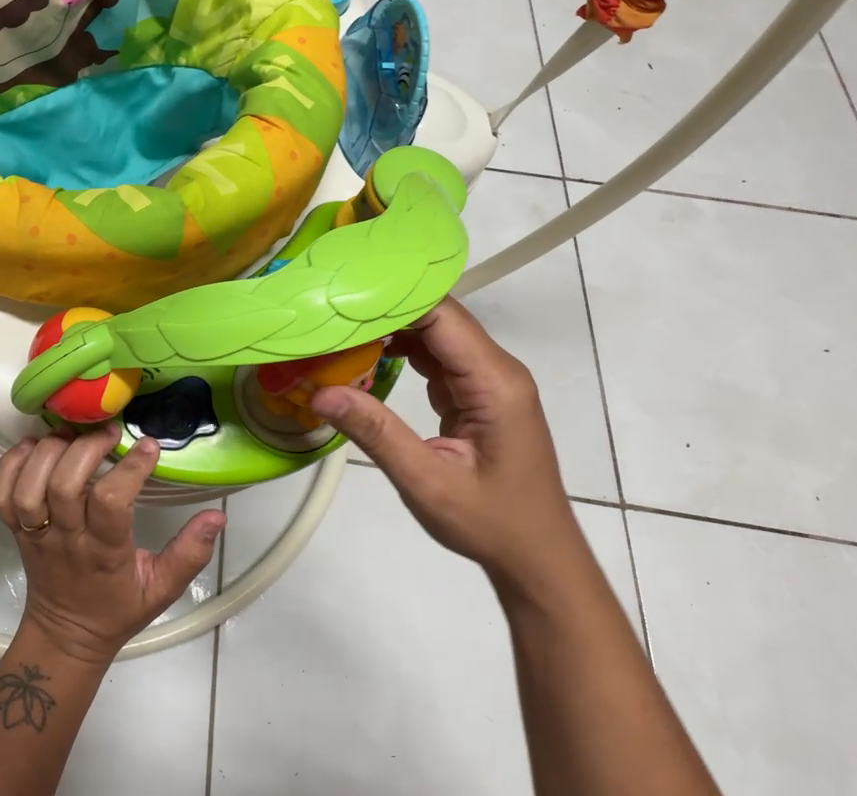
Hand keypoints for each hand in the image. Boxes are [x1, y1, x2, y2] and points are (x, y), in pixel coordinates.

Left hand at [0, 429, 224, 663]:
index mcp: (105, 554)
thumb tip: (217, 517)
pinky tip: (33, 447)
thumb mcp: (162, 589)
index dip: (129, 469)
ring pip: (28, 488)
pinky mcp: (14, 530)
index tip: (148, 446)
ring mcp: (34, 534)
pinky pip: (1, 495)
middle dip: (85, 450)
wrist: (65, 635)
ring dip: (47, 453)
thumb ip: (189, 554)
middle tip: (108, 432)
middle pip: (64, 487)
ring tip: (70, 434)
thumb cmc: (117, 609)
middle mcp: (66, 540)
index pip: (111, 504)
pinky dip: (10, 465)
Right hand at [311, 298, 587, 593]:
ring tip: (333, 329)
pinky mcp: (474, 393)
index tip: (339, 297)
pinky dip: (396, 350)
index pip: (441, 315)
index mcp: (494, 382)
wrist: (537, 558)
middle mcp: (496, 369)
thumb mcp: (426, 482)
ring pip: (433, 332)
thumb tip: (320, 392)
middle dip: (381, 309)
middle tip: (324, 312)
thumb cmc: (490, 523)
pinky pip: (433, 355)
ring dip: (386, 328)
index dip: (391, 299)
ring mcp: (487, 380)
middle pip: (436, 316)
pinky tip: (360, 355)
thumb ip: (376, 432)